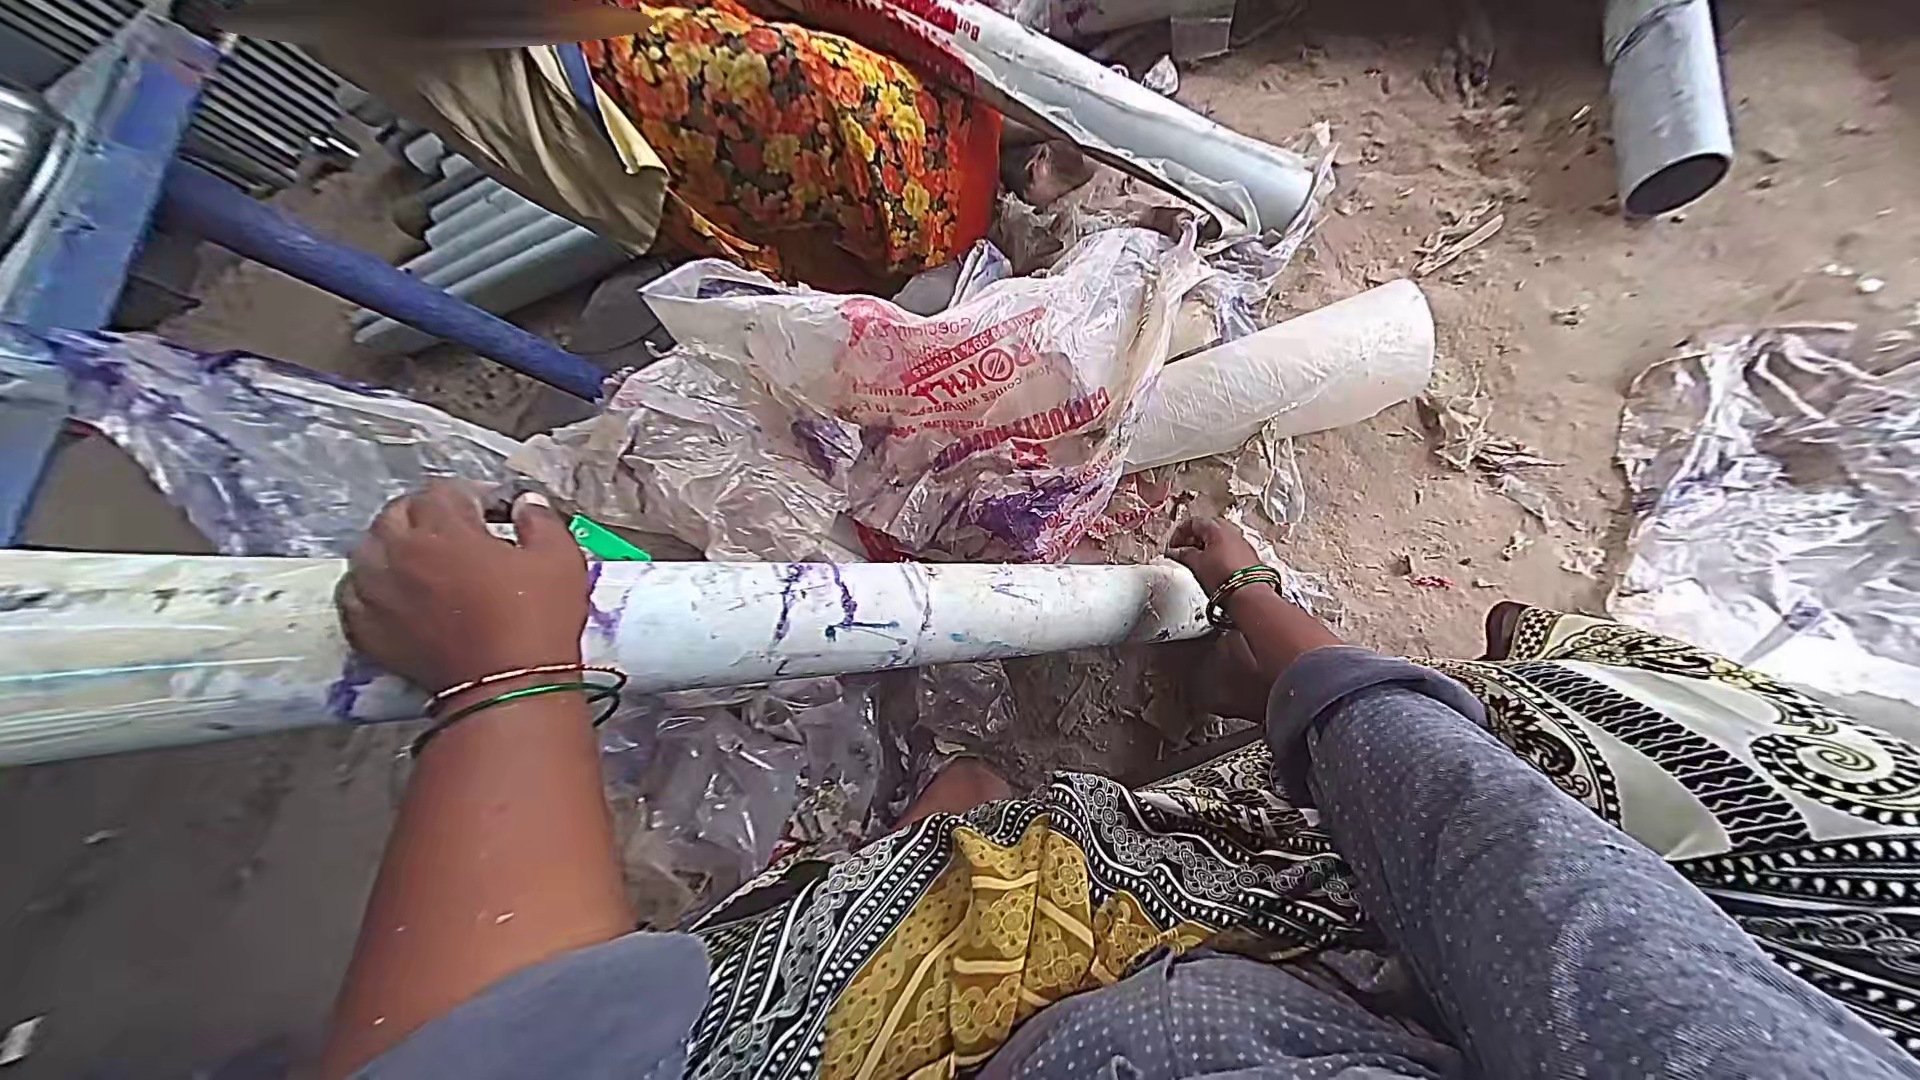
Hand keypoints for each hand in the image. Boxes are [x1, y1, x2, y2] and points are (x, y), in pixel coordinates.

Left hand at [338, 483, 588, 693]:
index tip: (500, 513)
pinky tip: (406, 592)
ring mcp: (371, 591)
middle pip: (398, 514)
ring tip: (433, 560)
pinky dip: (379, 582)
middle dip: (431, 514)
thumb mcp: (560, 558)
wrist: (510, 682)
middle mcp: (395, 552)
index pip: (445, 492)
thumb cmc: (539, 615)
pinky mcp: (363, 627)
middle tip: (466, 531)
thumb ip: (540, 520)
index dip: (476, 496)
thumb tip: (525, 503)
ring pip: (370, 549)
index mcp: (443, 530)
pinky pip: (357, 590)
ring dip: (400, 545)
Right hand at [1168, 517, 1262, 593]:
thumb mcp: (1196, 564)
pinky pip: (1229, 549)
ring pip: (1219, 539)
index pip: (1193, 522)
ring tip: (1197, 561)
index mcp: (1217, 528)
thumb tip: (1175, 551)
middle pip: (1207, 528)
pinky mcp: (1249, 557)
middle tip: (1183, 551)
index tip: (1173, 546)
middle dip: (1193, 538)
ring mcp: (1242, 544)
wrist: (1249, 596)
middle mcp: (1232, 532)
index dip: (1179, 533)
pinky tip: (1212, 567)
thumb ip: (1183, 554)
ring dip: (1205, 546)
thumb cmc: (1224, 578)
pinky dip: (1218, 554)